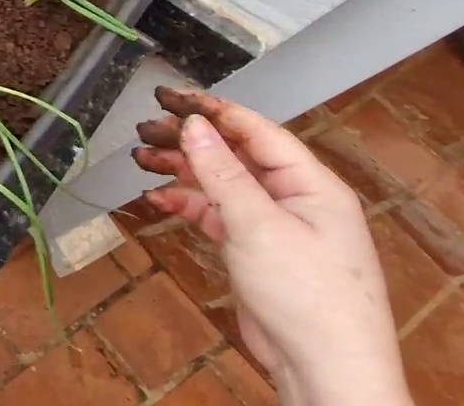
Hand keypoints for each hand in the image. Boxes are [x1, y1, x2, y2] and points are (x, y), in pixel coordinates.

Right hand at [134, 88, 412, 405]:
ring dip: (180, 169)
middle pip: (233, 154)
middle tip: (142, 129)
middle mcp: (294, 198)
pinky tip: (157, 200)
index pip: (256, 131)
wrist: (324, 368)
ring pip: (219, 181)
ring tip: (139, 160)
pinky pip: (214, 210)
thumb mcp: (257, 224)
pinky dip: (185, 202)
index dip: (211, 110)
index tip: (166, 96)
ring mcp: (275, 223)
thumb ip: (221, 170)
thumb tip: (192, 123)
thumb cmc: (303, 291)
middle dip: (187, 140)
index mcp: (311, 185)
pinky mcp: (255, 246)